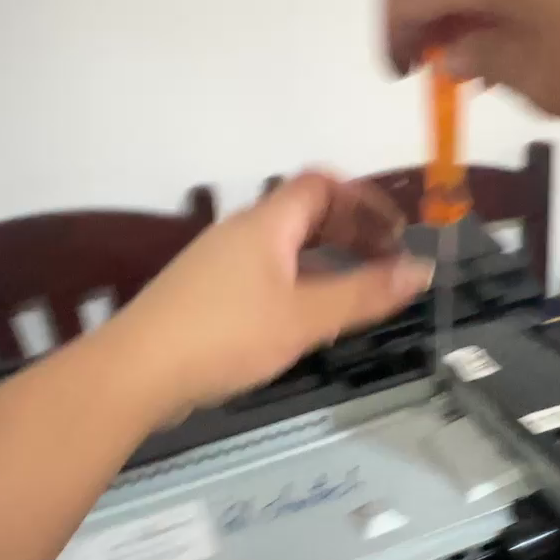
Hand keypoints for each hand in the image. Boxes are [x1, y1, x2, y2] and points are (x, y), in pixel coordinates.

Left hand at [98, 173, 433, 418]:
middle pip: (306, 214)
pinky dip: (303, 284)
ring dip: (329, 260)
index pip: (321, 186)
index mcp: (266, 224)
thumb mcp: (304, 317)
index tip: (397, 233)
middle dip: (352, 231)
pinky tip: (314, 317)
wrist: (137, 373)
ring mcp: (223, 264)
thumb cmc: (225, 336)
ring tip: (361, 291)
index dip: (364, 201)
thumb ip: (364, 294)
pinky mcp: (211, 296)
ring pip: (287, 249)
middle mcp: (243, 234)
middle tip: (388, 263)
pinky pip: (270, 275)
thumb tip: (422, 270)